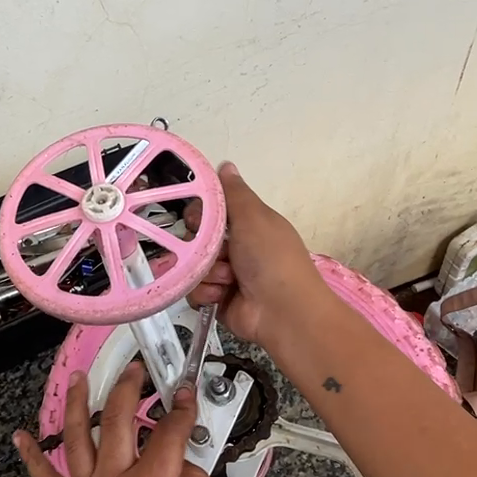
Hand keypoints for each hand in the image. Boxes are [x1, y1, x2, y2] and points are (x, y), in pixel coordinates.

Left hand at [13, 363, 222, 476]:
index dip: (181, 410)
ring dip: (78, 401)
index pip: (168, 433)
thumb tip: (183, 461)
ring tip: (81, 377)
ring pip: (76, 435)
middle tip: (138, 371)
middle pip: (119, 419)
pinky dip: (31, 456)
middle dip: (131, 387)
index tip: (186, 395)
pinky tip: (21, 436)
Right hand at [185, 162, 327, 348]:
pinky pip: (193, 289)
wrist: (283, 311)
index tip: (199, 219)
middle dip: (201, 246)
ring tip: (228, 279)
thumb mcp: (254, 217)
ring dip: (208, 271)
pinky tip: (220, 294)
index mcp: (247, 225)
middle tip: (215, 251)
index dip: (200, 214)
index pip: (210, 212)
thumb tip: (225, 164)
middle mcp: (235, 248)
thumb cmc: (271, 258)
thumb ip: (234, 192)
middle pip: (196, 238)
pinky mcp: (216, 298)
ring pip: (193, 264)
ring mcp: (225, 275)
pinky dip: (205, 292)